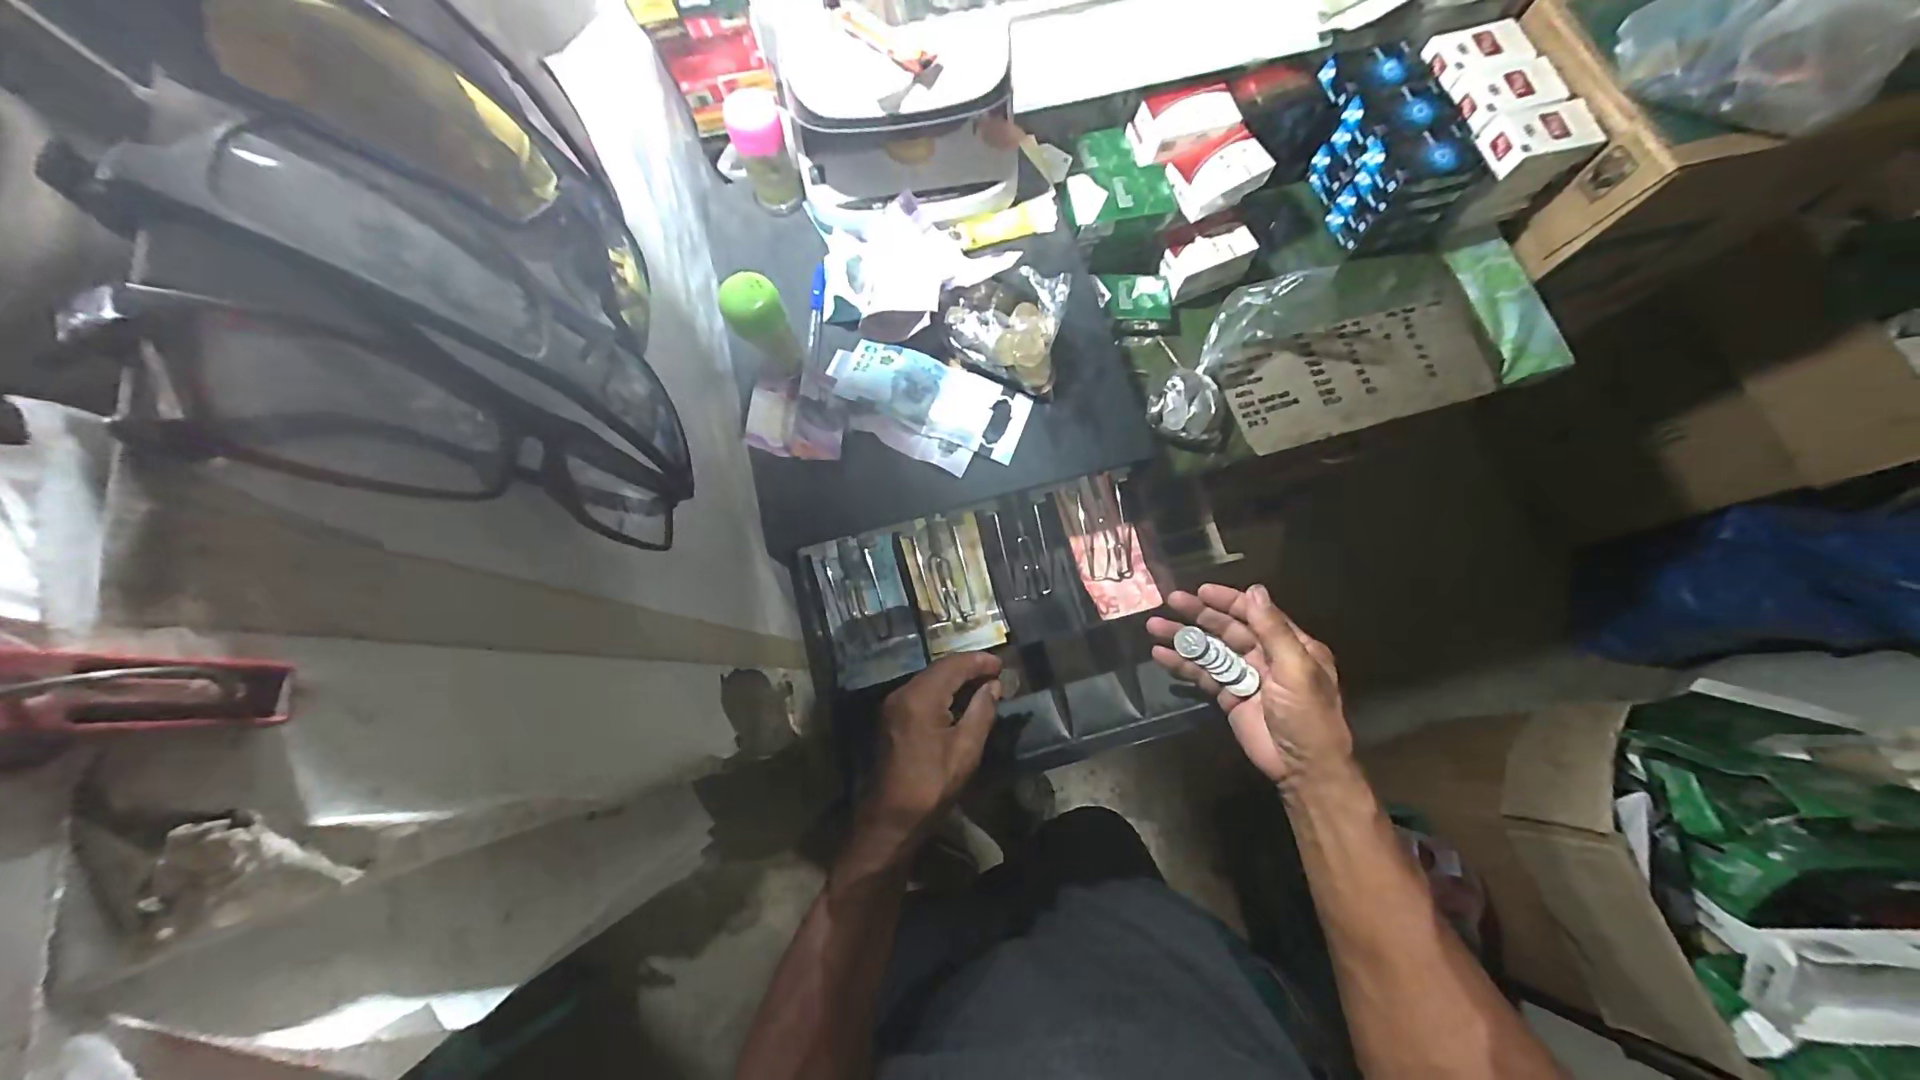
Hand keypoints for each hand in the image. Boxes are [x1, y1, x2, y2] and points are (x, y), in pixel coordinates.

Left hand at [853, 652, 1004, 864]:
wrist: (891, 818)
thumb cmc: (932, 785)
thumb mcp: (966, 749)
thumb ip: (981, 711)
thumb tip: (993, 686)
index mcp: (920, 697)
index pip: (953, 665)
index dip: (979, 661)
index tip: (1001, 664)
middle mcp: (902, 693)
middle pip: (939, 669)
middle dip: (967, 668)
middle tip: (995, 673)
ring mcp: (893, 705)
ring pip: (928, 680)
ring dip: (955, 678)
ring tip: (982, 684)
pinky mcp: (891, 718)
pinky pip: (920, 693)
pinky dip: (941, 691)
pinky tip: (959, 699)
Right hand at [1148, 584, 1350, 790]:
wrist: (1303, 768)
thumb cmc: (1307, 716)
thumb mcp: (1296, 669)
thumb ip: (1273, 630)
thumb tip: (1255, 590)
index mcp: (1290, 646)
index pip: (1255, 614)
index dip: (1227, 600)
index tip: (1200, 591)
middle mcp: (1267, 656)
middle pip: (1228, 628)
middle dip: (1199, 614)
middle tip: (1170, 601)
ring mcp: (1246, 677)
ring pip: (1211, 650)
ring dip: (1184, 637)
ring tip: (1155, 626)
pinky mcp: (1229, 697)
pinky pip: (1203, 675)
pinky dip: (1182, 664)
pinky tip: (1161, 655)